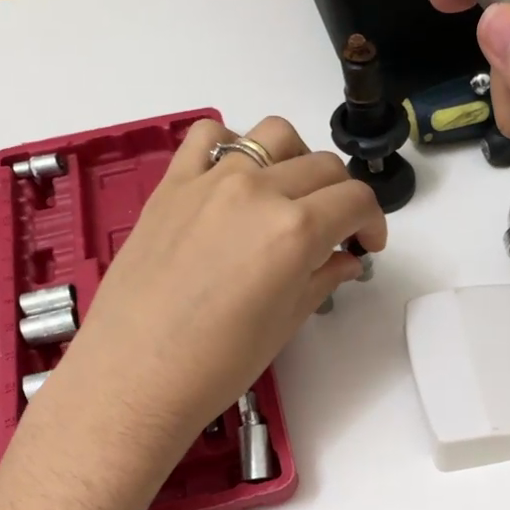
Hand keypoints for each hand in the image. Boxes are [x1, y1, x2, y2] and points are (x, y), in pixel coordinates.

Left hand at [58, 117, 384, 444]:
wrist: (137, 373)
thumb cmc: (218, 363)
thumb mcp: (287, 322)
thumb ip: (322, 277)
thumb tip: (344, 258)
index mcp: (295, 230)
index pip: (356, 200)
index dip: (373, 222)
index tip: (367, 244)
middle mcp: (258, 192)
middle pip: (323, 166)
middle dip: (343, 198)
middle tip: (337, 233)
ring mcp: (211, 180)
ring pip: (275, 136)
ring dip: (298, 159)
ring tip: (292, 197)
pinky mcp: (172, 183)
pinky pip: (210, 136)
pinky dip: (235, 146)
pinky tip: (237, 179)